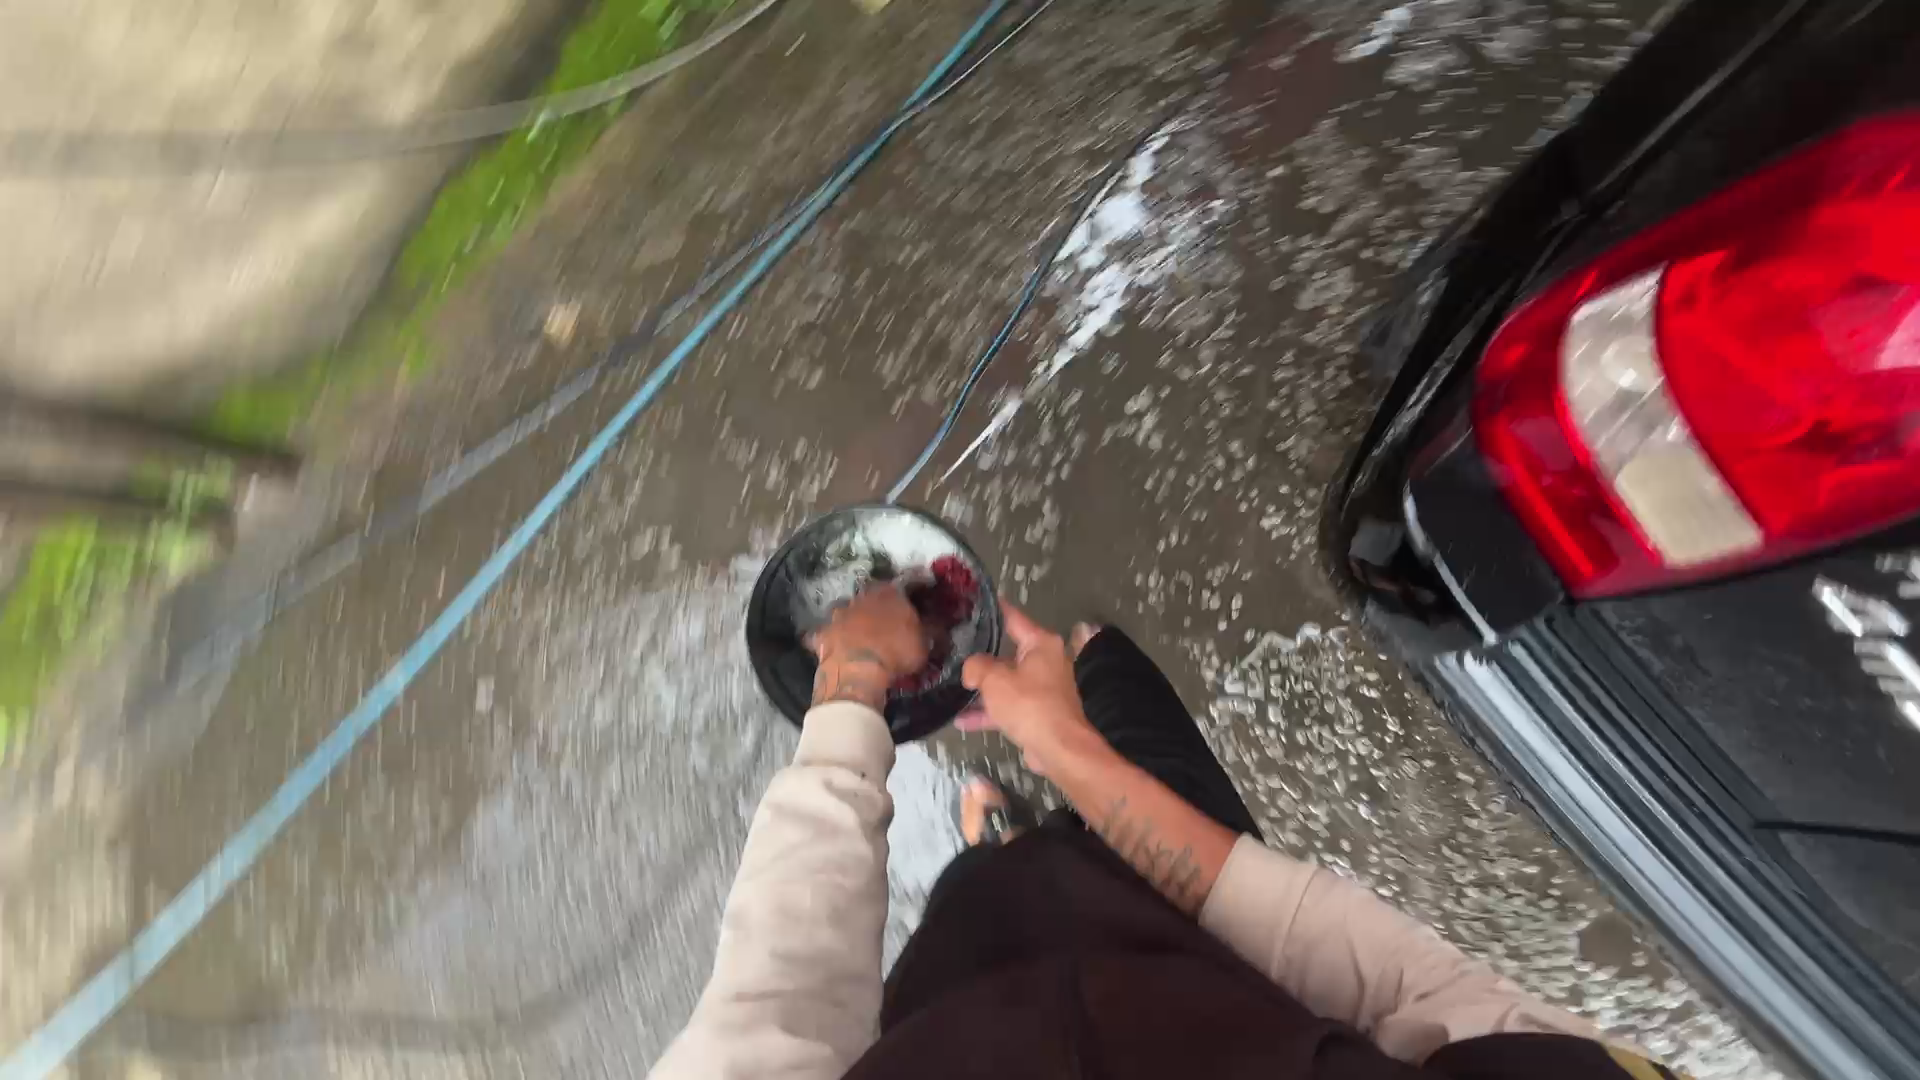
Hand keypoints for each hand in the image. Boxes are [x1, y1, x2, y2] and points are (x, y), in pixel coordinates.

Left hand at [809, 583, 928, 709]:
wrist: (859, 670)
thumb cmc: (897, 652)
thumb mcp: (924, 644)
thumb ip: (928, 631)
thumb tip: (937, 626)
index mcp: (889, 594)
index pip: (898, 588)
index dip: (902, 601)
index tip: (906, 612)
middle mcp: (861, 597)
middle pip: (869, 598)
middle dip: (875, 610)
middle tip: (882, 627)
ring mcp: (838, 614)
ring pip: (845, 612)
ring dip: (851, 622)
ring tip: (859, 639)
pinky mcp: (822, 634)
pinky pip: (826, 635)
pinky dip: (830, 641)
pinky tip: (835, 651)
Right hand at [958, 602, 1112, 776]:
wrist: (1059, 748)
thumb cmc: (1029, 704)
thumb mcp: (994, 680)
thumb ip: (976, 666)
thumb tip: (972, 669)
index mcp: (1041, 643)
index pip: (1013, 618)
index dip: (993, 609)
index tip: (974, 602)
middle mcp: (1046, 661)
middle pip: (1008, 652)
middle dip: (982, 656)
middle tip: (955, 649)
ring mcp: (1044, 688)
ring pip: (1007, 682)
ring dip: (983, 689)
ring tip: (954, 687)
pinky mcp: (1040, 712)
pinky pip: (1010, 705)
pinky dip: (990, 711)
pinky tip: (962, 721)